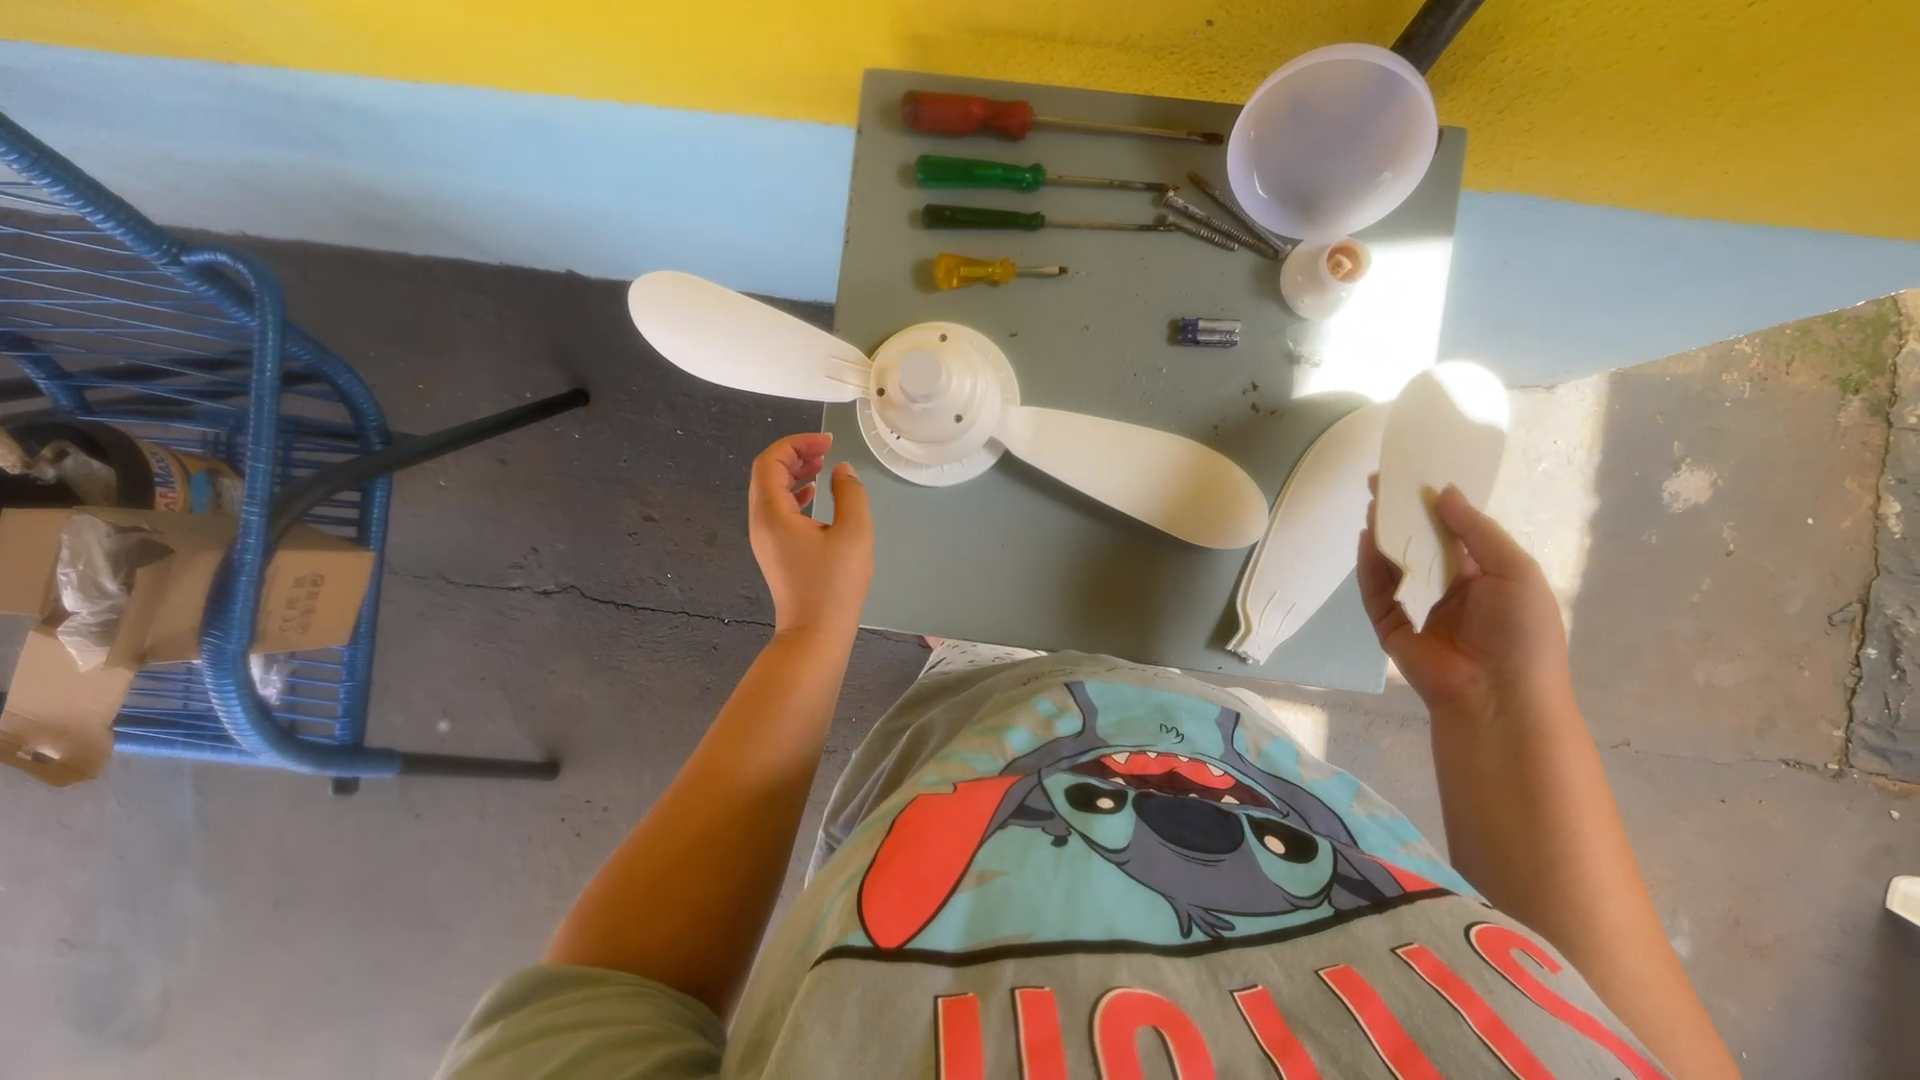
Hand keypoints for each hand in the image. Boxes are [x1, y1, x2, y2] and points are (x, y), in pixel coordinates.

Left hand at [748, 433, 873, 636]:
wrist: (816, 633)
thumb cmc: (835, 584)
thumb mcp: (854, 533)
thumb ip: (851, 494)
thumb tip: (842, 470)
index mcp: (772, 513)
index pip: (771, 461)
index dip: (797, 444)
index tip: (828, 442)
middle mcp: (761, 522)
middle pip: (767, 473)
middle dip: (795, 454)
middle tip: (826, 449)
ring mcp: (765, 538)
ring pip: (771, 491)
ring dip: (795, 472)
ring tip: (823, 466)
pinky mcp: (775, 551)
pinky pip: (778, 509)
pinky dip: (795, 493)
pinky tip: (815, 493)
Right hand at [1357, 478, 1570, 719]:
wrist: (1499, 696)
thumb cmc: (1522, 633)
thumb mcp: (1515, 571)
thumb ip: (1477, 531)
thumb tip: (1443, 492)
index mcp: (1487, 578)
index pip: (1456, 534)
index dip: (1438, 505)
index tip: (1417, 476)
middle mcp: (1451, 591)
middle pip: (1420, 544)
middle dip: (1403, 515)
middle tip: (1381, 484)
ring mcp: (1420, 610)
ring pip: (1395, 565)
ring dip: (1384, 535)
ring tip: (1371, 504)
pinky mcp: (1392, 630)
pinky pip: (1376, 593)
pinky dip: (1369, 568)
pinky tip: (1366, 540)